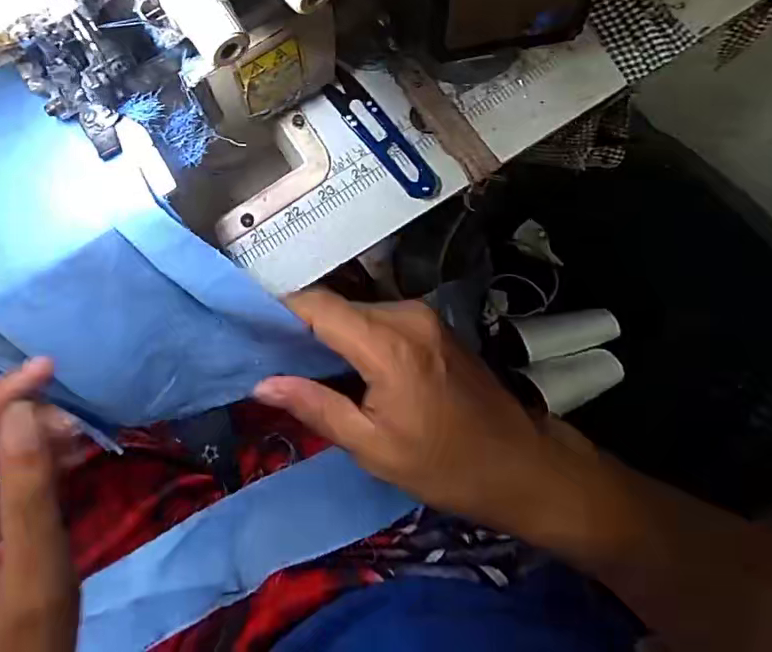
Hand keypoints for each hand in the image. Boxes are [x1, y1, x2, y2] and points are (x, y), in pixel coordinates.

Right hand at [253, 287, 626, 550]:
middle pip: (335, 305)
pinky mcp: (428, 322)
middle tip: (266, 349)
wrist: (524, 465)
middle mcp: (403, 314)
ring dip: (325, 328)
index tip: (246, 320)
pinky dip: (350, 331)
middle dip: (299, 322)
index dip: (278, 307)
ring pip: (354, 309)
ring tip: (296, 358)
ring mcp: (420, 314)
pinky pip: (376, 316)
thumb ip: (316, 407)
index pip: (317, 306)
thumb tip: (262, 383)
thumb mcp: (374, 449)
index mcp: (387, 343)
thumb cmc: (448, 465)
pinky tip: (338, 359)